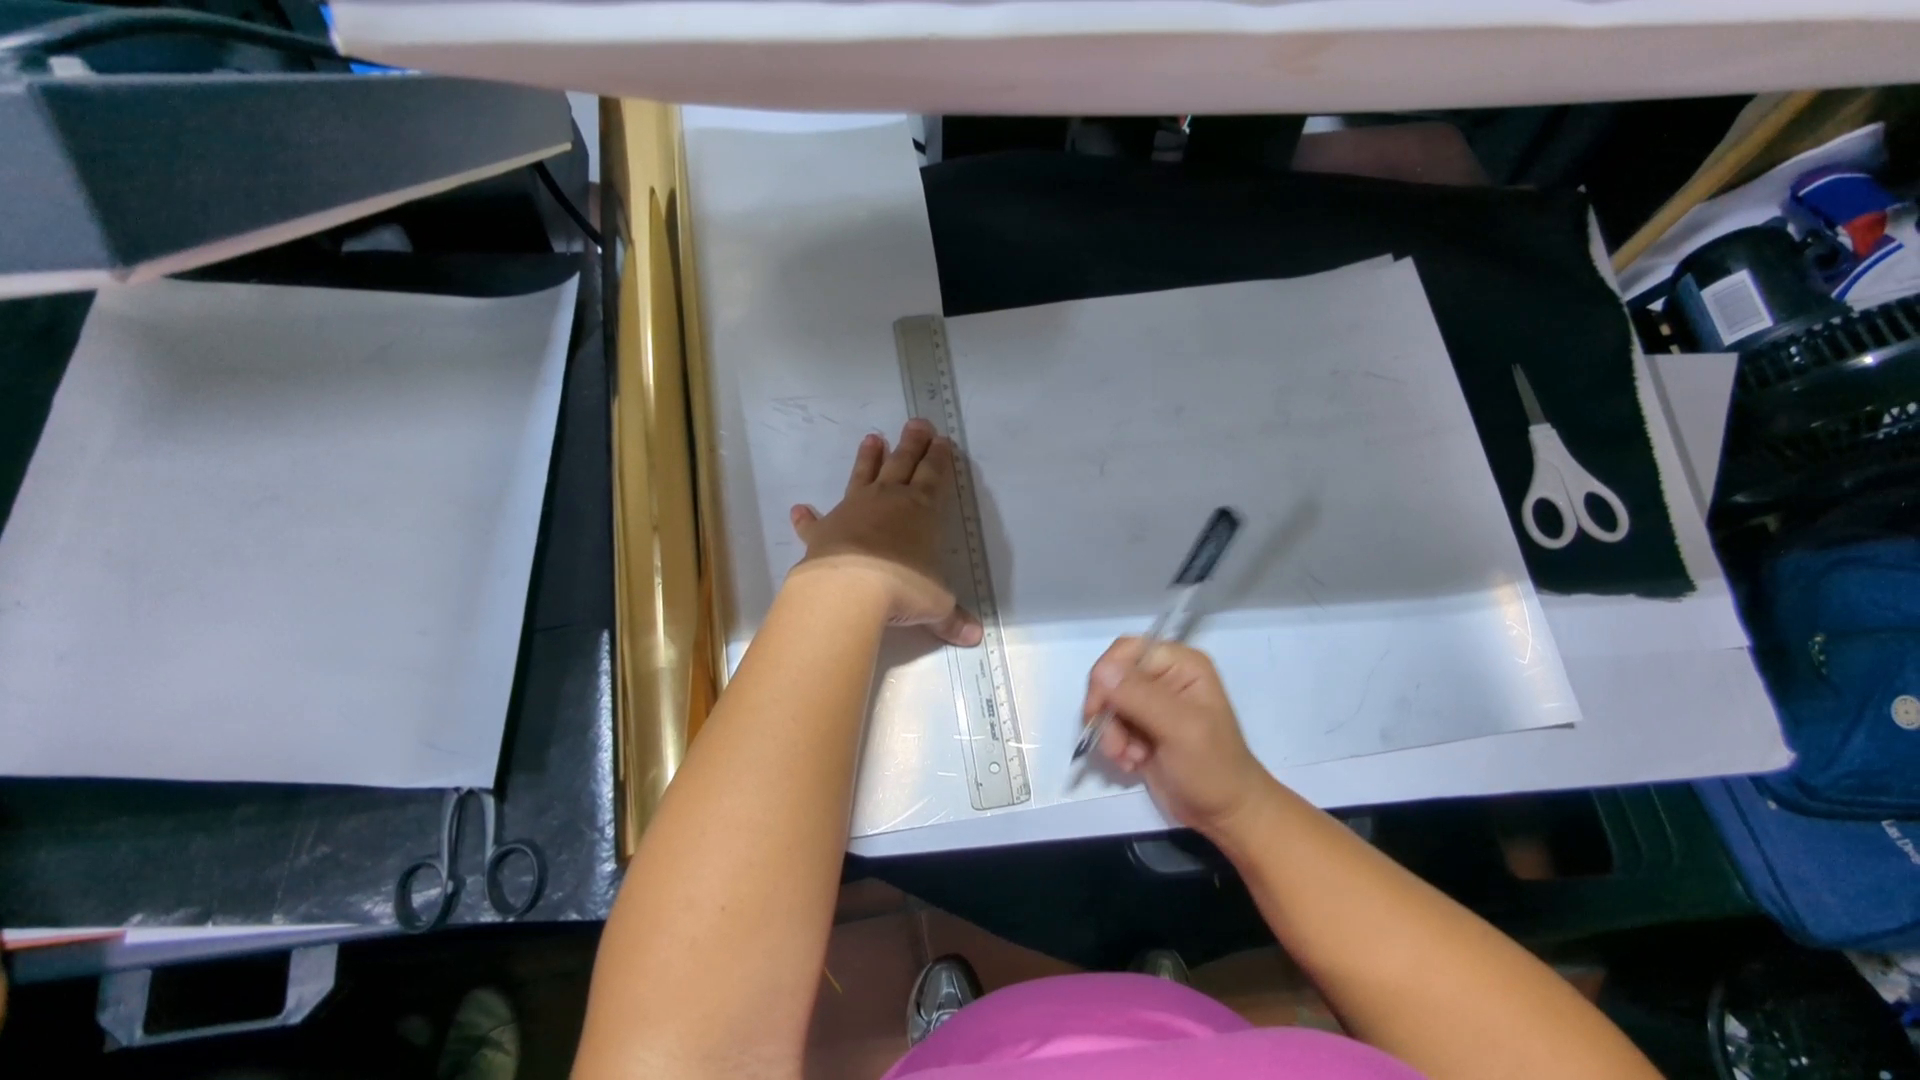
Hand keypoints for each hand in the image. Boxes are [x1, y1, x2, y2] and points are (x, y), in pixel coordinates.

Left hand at [788, 420, 982, 646]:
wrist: (848, 589)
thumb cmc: (902, 588)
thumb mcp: (935, 605)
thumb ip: (952, 618)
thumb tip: (975, 638)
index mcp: (920, 511)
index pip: (933, 477)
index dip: (939, 459)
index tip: (942, 440)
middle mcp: (887, 502)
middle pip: (902, 464)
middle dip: (911, 444)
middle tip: (917, 422)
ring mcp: (852, 511)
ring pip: (862, 477)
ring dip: (868, 459)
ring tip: (872, 438)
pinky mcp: (823, 531)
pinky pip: (814, 521)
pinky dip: (807, 517)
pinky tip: (799, 508)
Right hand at [1083, 638, 1273, 837]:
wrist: (1225, 814)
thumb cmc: (1212, 768)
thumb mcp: (1180, 729)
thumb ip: (1140, 697)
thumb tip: (1100, 671)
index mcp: (1181, 664)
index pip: (1127, 650)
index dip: (1107, 675)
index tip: (1098, 709)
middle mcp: (1165, 677)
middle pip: (1112, 677)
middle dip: (1107, 711)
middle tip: (1115, 745)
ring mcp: (1152, 703)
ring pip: (1107, 703)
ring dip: (1110, 734)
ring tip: (1128, 759)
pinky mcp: (1142, 728)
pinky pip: (1111, 725)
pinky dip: (1115, 746)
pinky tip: (1132, 763)